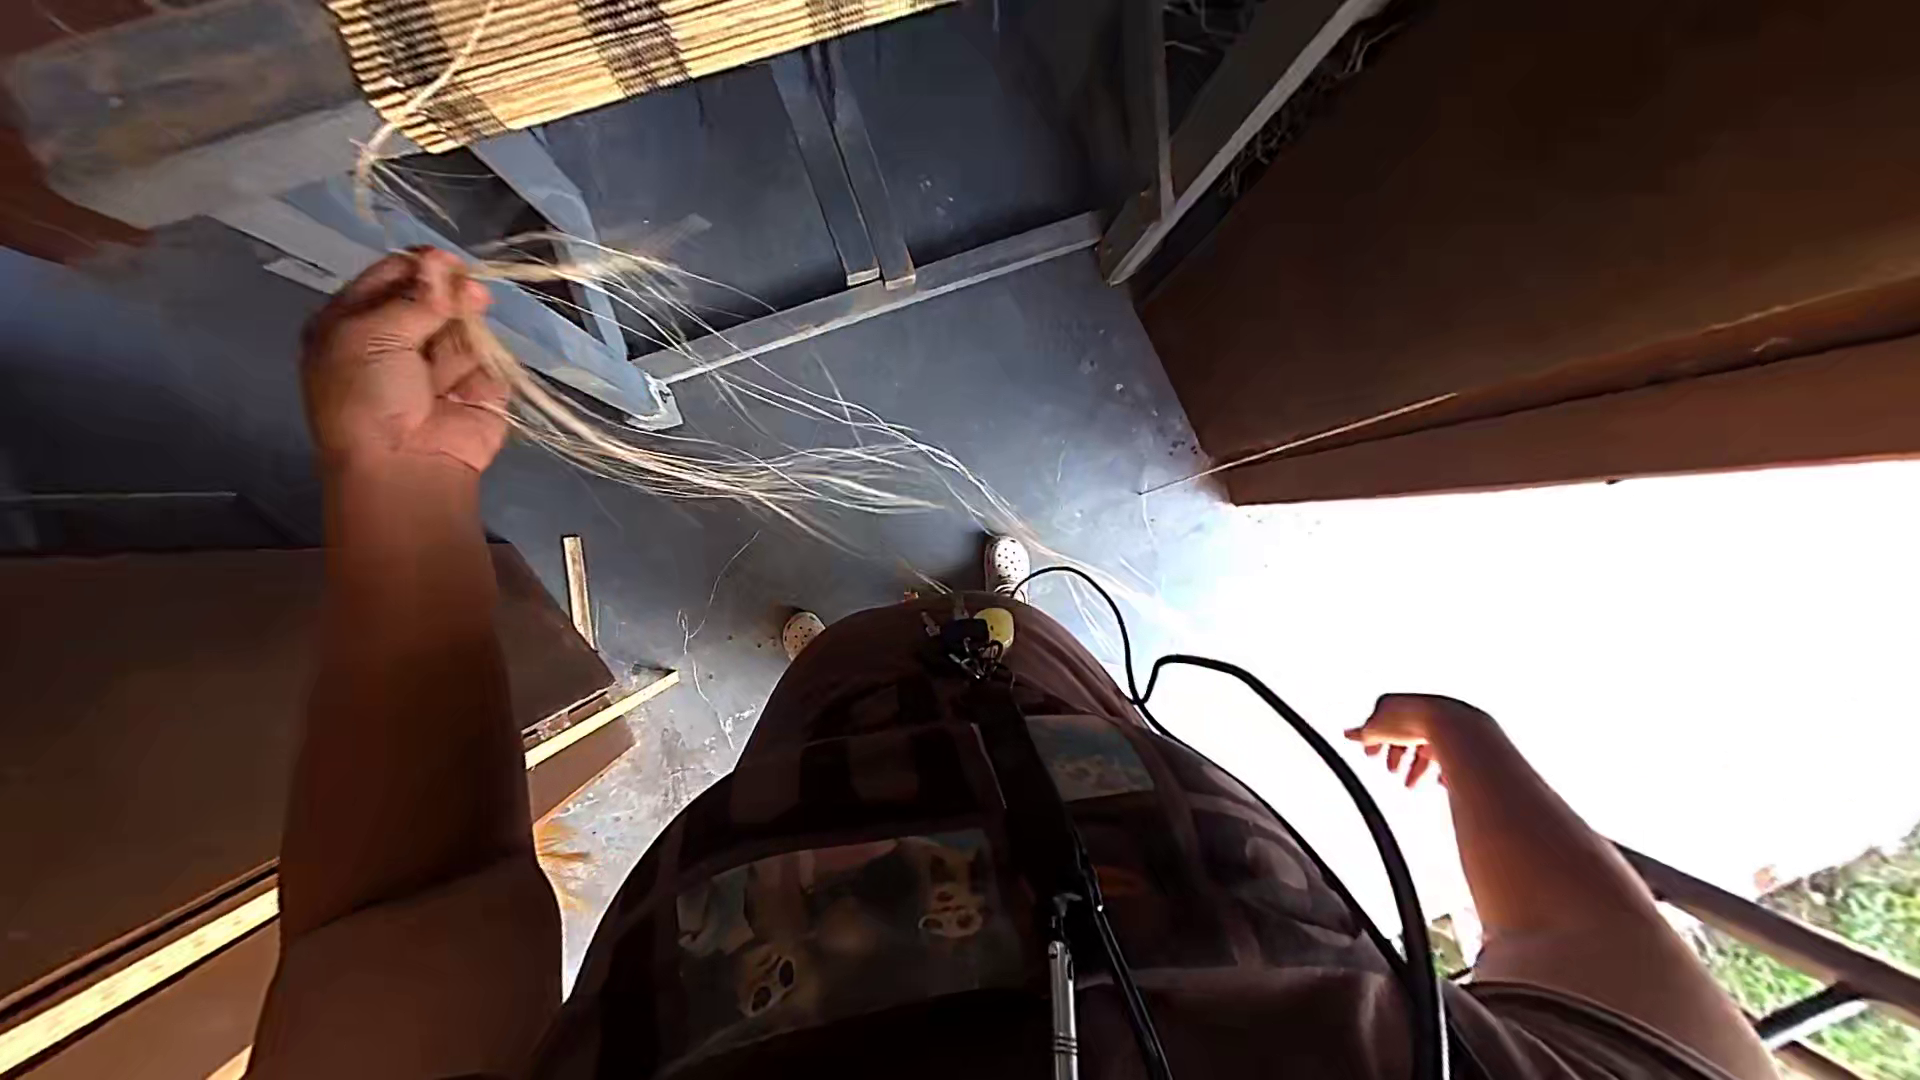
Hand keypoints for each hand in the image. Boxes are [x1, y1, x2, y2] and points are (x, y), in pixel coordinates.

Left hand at [301, 248, 506, 477]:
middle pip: (431, 300)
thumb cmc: (369, 394)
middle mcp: (399, 341)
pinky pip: (488, 359)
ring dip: (468, 315)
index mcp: (356, 324)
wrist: (409, 459)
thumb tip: (444, 264)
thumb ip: (414, 299)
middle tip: (466, 281)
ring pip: (461, 327)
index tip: (442, 259)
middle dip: (447, 288)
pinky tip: (487, 344)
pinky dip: (489, 351)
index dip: (416, 267)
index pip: (389, 280)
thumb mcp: (372, 335)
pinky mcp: (480, 387)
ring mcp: (442, 366)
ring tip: (478, 303)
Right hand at [1344, 693, 1492, 787]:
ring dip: (1415, 768)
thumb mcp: (1377, 730)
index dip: (1374, 740)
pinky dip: (1438, 770)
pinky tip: (1434, 782)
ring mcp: (1439, 723)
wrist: (1451, 725)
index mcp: (1395, 704)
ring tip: (1411, 785)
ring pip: (1424, 748)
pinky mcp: (1459, 737)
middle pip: (1402, 737)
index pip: (1379, 722)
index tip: (1371, 755)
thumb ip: (1362, 735)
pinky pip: (1446, 756)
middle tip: (1392, 771)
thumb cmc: (1411, 721)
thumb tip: (1346, 734)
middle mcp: (1417, 710)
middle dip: (1396, 756)